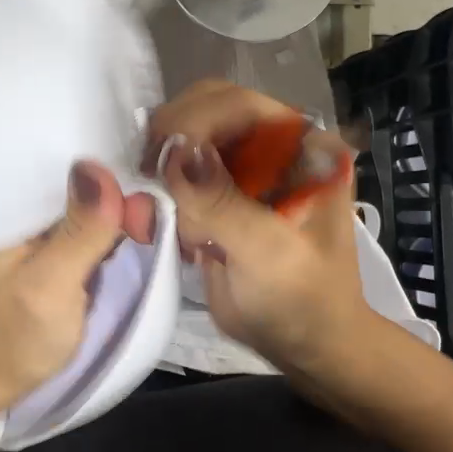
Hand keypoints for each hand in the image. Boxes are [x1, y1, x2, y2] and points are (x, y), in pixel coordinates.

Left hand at [0, 160, 157, 388]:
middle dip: (119, 179)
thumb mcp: (51, 284)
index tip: (142, 160)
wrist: (10, 376)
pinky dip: (122, 221)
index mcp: (9, 208)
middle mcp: (29, 209)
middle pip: (79, 177)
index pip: (53, 159)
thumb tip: (99, 168)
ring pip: (94, 199)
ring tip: (157, 203)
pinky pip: (100, 222)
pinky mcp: (69, 246)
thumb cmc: (21, 333)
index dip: (98, 153)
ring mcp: (50, 228)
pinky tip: (145, 217)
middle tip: (156, 197)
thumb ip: (78, 232)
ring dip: (125, 201)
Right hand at [151, 82, 371, 374]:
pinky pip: (177, 176)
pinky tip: (163, 223)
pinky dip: (162, 194)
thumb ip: (221, 202)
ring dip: (162, 169)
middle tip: (147, 174)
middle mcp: (274, 147)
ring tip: (156, 209)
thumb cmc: (301, 299)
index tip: (161, 159)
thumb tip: (174, 153)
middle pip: (206, 111)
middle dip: (172, 140)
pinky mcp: (218, 196)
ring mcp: (243, 171)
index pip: (240, 105)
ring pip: (185, 140)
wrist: (305, 346)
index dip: (195, 121)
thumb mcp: (267, 251)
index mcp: (303, 147)